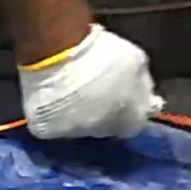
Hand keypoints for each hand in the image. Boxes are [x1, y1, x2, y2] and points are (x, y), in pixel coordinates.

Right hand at [18, 24, 162, 139]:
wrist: (55, 58)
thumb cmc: (101, 56)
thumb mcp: (136, 65)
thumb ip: (141, 89)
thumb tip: (146, 103)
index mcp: (125, 118)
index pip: (133, 126)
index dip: (132, 113)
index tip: (128, 102)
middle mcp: (96, 132)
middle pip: (103, 129)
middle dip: (105, 116)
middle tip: (99, 96)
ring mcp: (68, 133)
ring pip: (78, 129)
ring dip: (79, 117)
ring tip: (75, 97)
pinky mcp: (44, 132)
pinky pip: (55, 128)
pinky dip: (57, 118)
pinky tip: (56, 104)